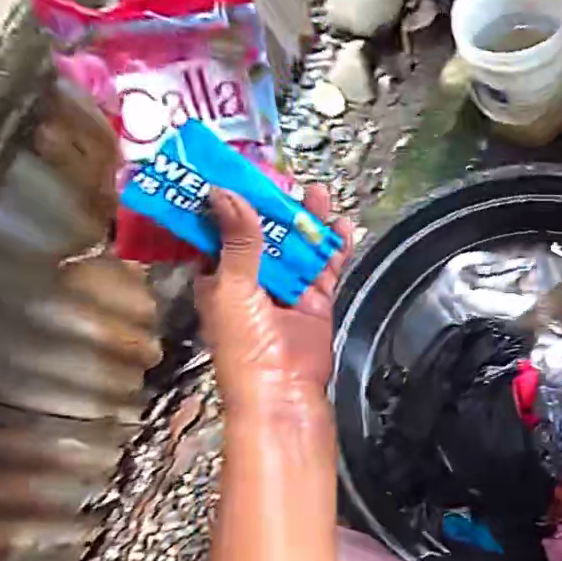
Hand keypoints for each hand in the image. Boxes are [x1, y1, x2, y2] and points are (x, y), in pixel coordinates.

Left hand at [198, 184, 353, 410]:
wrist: (282, 389)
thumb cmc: (244, 346)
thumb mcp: (232, 286)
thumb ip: (237, 240)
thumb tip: (226, 193)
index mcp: (219, 275)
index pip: (221, 229)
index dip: (230, 200)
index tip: (240, 171)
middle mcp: (252, 279)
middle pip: (266, 233)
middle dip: (277, 207)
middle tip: (287, 179)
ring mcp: (287, 290)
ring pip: (298, 247)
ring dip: (309, 223)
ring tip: (319, 194)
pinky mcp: (316, 301)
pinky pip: (326, 268)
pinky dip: (335, 249)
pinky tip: (342, 227)